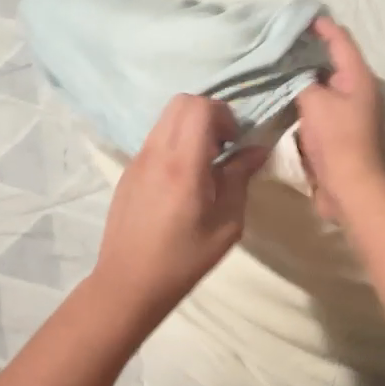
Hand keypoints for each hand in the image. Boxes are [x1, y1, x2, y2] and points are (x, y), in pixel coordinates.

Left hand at [92, 95, 267, 318]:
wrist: (128, 283)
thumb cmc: (184, 259)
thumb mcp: (227, 224)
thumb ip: (240, 179)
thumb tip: (256, 149)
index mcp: (183, 164)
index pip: (201, 107)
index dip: (225, 116)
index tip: (235, 144)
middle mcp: (156, 153)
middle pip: (182, 101)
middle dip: (209, 114)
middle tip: (223, 147)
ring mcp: (137, 159)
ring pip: (166, 117)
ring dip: (191, 127)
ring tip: (205, 163)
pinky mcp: (128, 170)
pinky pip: (155, 138)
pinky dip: (175, 142)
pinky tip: (183, 179)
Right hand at [294, 17, 384, 221]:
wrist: (351, 188)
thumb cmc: (336, 139)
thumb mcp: (314, 102)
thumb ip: (301, 80)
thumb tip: (291, 71)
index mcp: (358, 77)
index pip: (340, 40)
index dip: (321, 25)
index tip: (298, 15)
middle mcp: (358, 91)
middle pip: (332, 61)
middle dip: (307, 50)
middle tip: (279, 40)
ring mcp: (350, 113)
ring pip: (324, 85)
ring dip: (303, 77)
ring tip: (276, 66)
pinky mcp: (339, 132)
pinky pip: (319, 107)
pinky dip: (303, 99)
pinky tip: (283, 98)